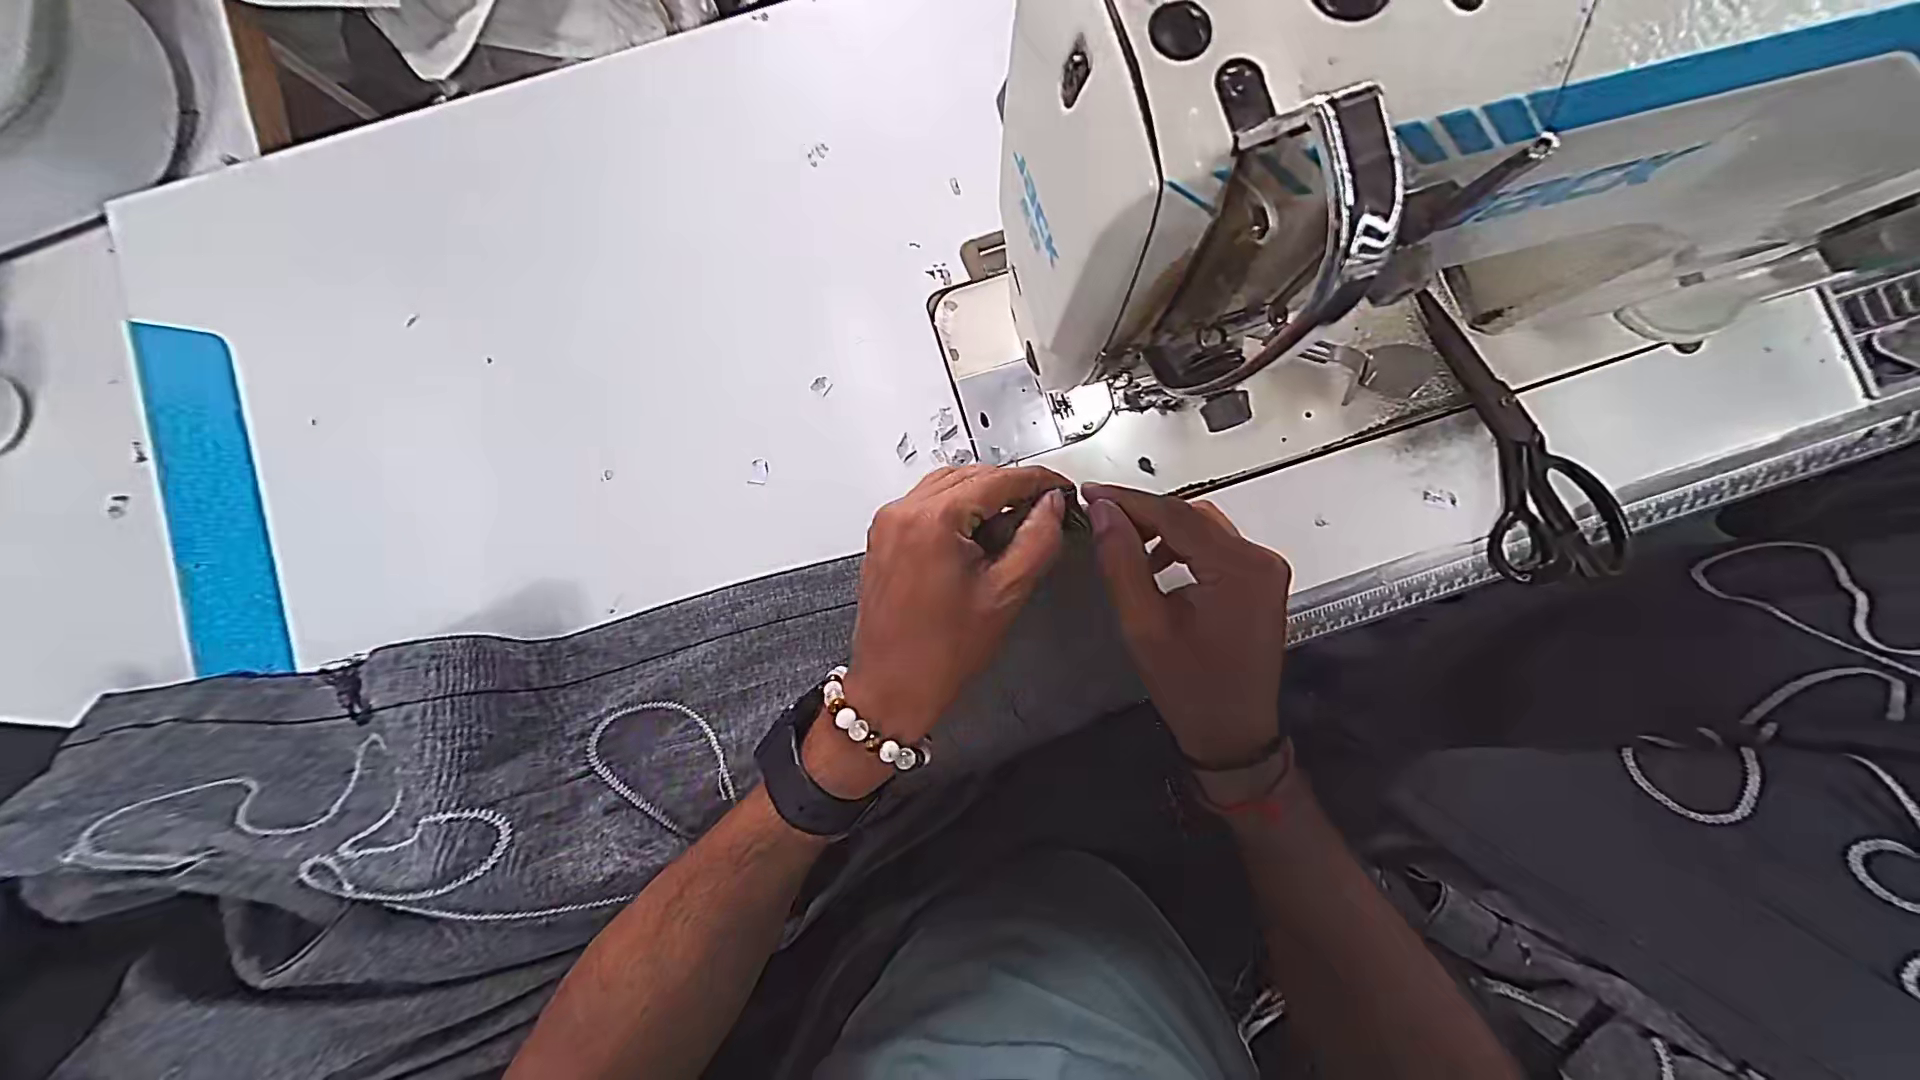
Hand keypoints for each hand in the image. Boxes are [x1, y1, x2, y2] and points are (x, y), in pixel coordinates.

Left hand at [806, 465, 1069, 795]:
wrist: (893, 686)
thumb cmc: (937, 654)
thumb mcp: (1006, 593)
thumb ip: (1038, 539)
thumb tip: (1050, 507)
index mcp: (933, 521)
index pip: (998, 480)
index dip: (1038, 480)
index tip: (1057, 487)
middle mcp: (903, 513)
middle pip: (971, 474)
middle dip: (1010, 487)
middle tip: (1042, 509)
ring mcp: (888, 524)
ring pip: (947, 484)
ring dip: (983, 495)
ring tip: (1010, 528)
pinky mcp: (884, 537)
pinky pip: (926, 503)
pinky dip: (956, 508)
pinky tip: (976, 536)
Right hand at [1084, 483, 1290, 767]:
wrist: (1232, 731)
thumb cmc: (1192, 689)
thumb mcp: (1143, 624)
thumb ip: (1121, 561)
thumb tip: (1104, 514)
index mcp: (1238, 569)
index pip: (1174, 514)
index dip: (1126, 500)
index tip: (1091, 494)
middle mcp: (1259, 561)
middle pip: (1190, 514)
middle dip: (1141, 511)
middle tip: (1099, 514)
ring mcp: (1263, 569)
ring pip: (1200, 524)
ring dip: (1159, 525)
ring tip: (1121, 537)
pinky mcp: (1257, 579)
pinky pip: (1213, 543)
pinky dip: (1179, 542)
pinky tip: (1154, 559)